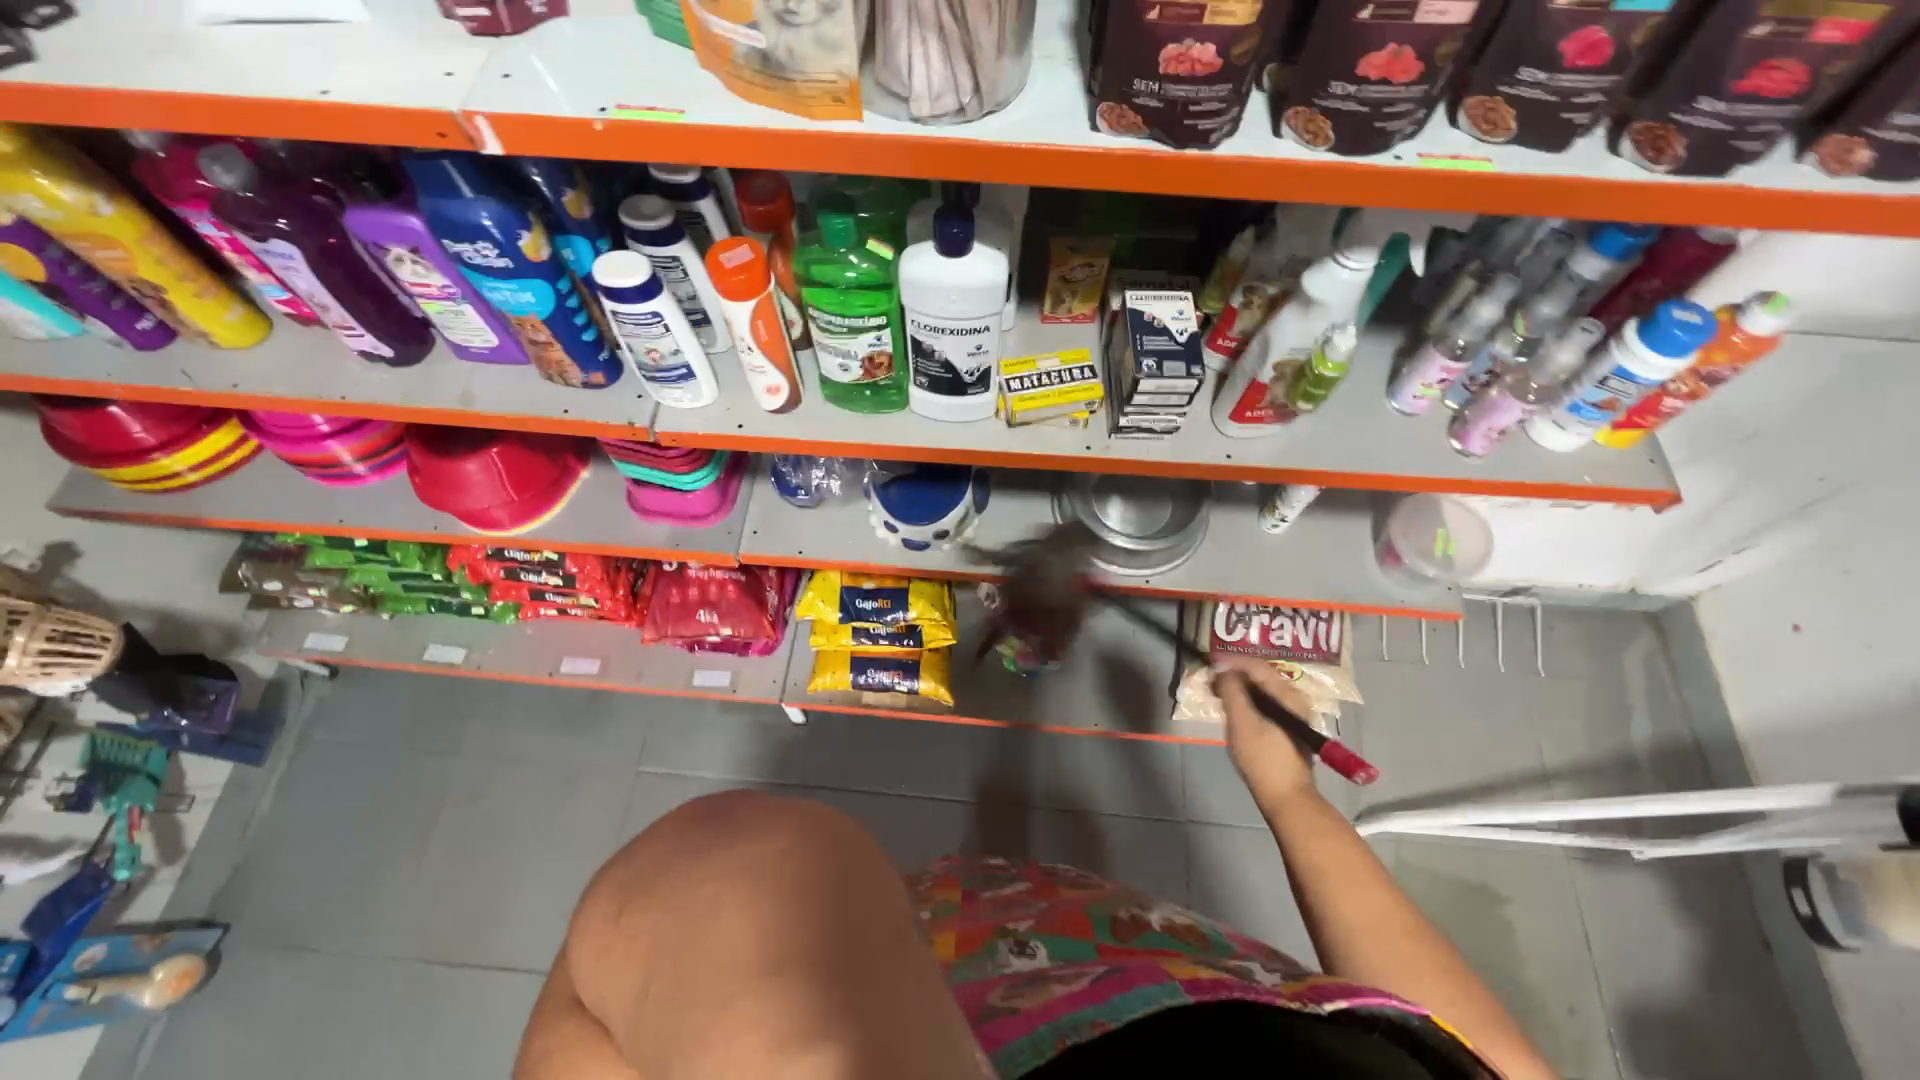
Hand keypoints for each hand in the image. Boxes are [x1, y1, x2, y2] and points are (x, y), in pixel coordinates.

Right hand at [1213, 654, 1320, 807]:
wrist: (1287, 797)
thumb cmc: (1263, 759)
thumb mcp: (1242, 722)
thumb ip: (1232, 691)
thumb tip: (1222, 670)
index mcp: (1287, 695)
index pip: (1256, 665)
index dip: (1230, 662)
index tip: (1208, 665)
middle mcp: (1294, 699)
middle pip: (1260, 676)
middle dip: (1233, 675)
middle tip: (1209, 682)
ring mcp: (1293, 714)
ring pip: (1261, 691)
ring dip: (1238, 689)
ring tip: (1216, 694)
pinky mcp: (1288, 727)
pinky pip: (1265, 704)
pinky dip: (1246, 701)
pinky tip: (1232, 710)